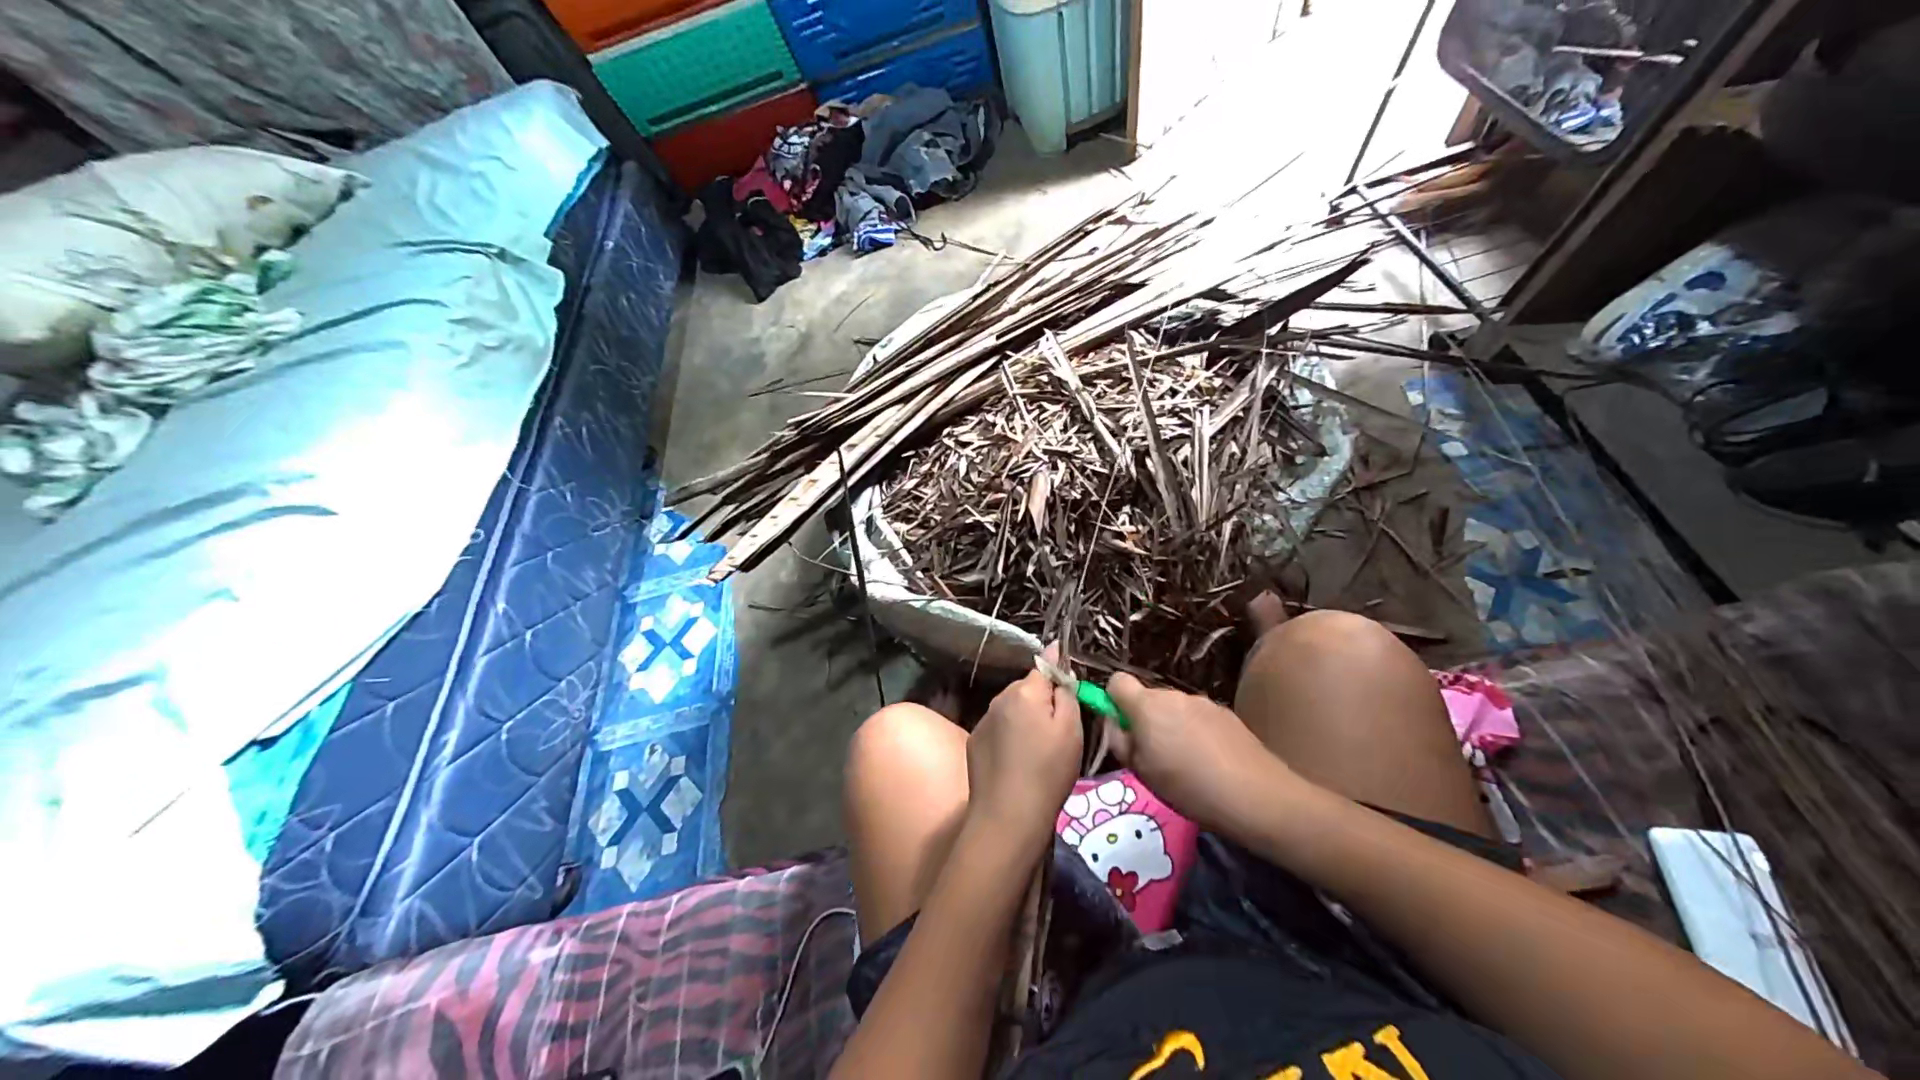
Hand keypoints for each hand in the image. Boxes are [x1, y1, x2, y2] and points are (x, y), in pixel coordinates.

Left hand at [965, 644, 1081, 849]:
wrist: (1008, 815)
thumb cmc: (1048, 771)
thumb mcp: (1071, 730)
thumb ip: (1066, 693)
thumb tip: (1059, 667)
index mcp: (1025, 691)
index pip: (1044, 665)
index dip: (1058, 671)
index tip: (1068, 682)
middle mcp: (1000, 699)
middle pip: (1026, 689)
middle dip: (1041, 700)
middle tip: (1058, 729)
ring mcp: (984, 721)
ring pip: (1011, 709)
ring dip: (1024, 719)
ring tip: (1038, 749)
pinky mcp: (975, 742)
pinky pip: (998, 729)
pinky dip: (1008, 737)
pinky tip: (1017, 761)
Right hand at [1104, 674, 1294, 834]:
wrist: (1255, 796)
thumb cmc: (1187, 787)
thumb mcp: (1139, 770)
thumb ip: (1119, 740)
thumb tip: (1113, 721)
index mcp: (1147, 706)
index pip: (1117, 681)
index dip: (1114, 701)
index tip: (1122, 729)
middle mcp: (1174, 695)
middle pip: (1148, 698)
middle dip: (1146, 720)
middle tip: (1155, 757)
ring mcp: (1203, 702)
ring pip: (1174, 709)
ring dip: (1172, 728)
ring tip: (1187, 764)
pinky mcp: (1227, 714)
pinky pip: (1198, 718)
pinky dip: (1197, 734)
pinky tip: (1210, 763)